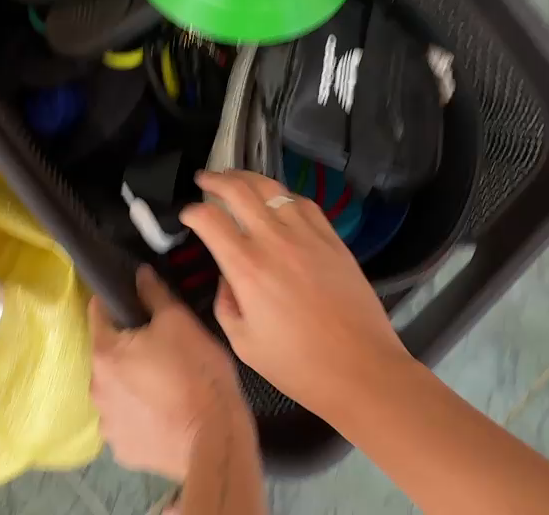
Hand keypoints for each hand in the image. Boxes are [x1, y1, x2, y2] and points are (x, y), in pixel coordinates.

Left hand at [89, 266, 252, 480]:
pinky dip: (141, 415)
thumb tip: (140, 274)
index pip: (98, 313)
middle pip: (108, 355)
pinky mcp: (124, 451)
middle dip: (128, 347)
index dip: (115, 302)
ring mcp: (109, 425)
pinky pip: (128, 422)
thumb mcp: (180, 320)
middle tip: (162, 345)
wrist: (215, 437)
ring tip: (166, 383)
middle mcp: (97, 389)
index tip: (135, 302)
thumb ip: (154, 293)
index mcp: (105, 353)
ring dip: (132, 383)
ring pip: (117, 390)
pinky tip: (165, 413)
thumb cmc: (196, 372)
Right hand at [180, 171, 412, 414]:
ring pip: (272, 188)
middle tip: (204, 178)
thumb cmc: (298, 366)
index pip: (210, 219)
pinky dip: (284, 194)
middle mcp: (274, 241)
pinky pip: (303, 202)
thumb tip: (226, 277)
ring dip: (248, 178)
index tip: (187, 215)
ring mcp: (306, 235)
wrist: (361, 369)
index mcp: (247, 268)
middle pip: (239, 190)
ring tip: (236, 178)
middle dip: (215, 179)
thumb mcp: (244, 344)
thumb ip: (225, 304)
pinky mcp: (332, 238)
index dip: (192, 211)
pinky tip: (278, 199)